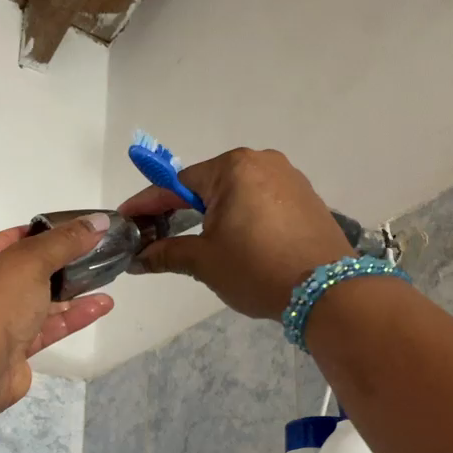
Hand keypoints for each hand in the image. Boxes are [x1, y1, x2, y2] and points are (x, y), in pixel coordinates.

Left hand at [0, 214, 114, 408]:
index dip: (41, 234)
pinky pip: (43, 327)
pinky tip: (101, 306)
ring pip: (35, 301)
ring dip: (71, 291)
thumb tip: (98, 221)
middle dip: (60, 264)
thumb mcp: (30, 260)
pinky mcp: (10, 350)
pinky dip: (70, 317)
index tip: (75, 229)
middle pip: (23, 271)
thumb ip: (65, 240)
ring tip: (106, 276)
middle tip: (95, 252)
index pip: (6, 240)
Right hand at [119, 148, 353, 318]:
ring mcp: (288, 178)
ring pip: (234, 194)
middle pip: (207, 185)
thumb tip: (137, 258)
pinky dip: (238, 219)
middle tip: (155, 235)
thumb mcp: (203, 261)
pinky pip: (258, 203)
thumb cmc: (256, 268)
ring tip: (193, 243)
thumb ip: (166, 253)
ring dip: (210, 215)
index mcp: (233, 168)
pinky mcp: (304, 199)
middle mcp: (261, 162)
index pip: (177, 184)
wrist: (326, 290)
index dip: (147, 204)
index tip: (125, 218)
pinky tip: (231, 242)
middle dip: (179, 210)